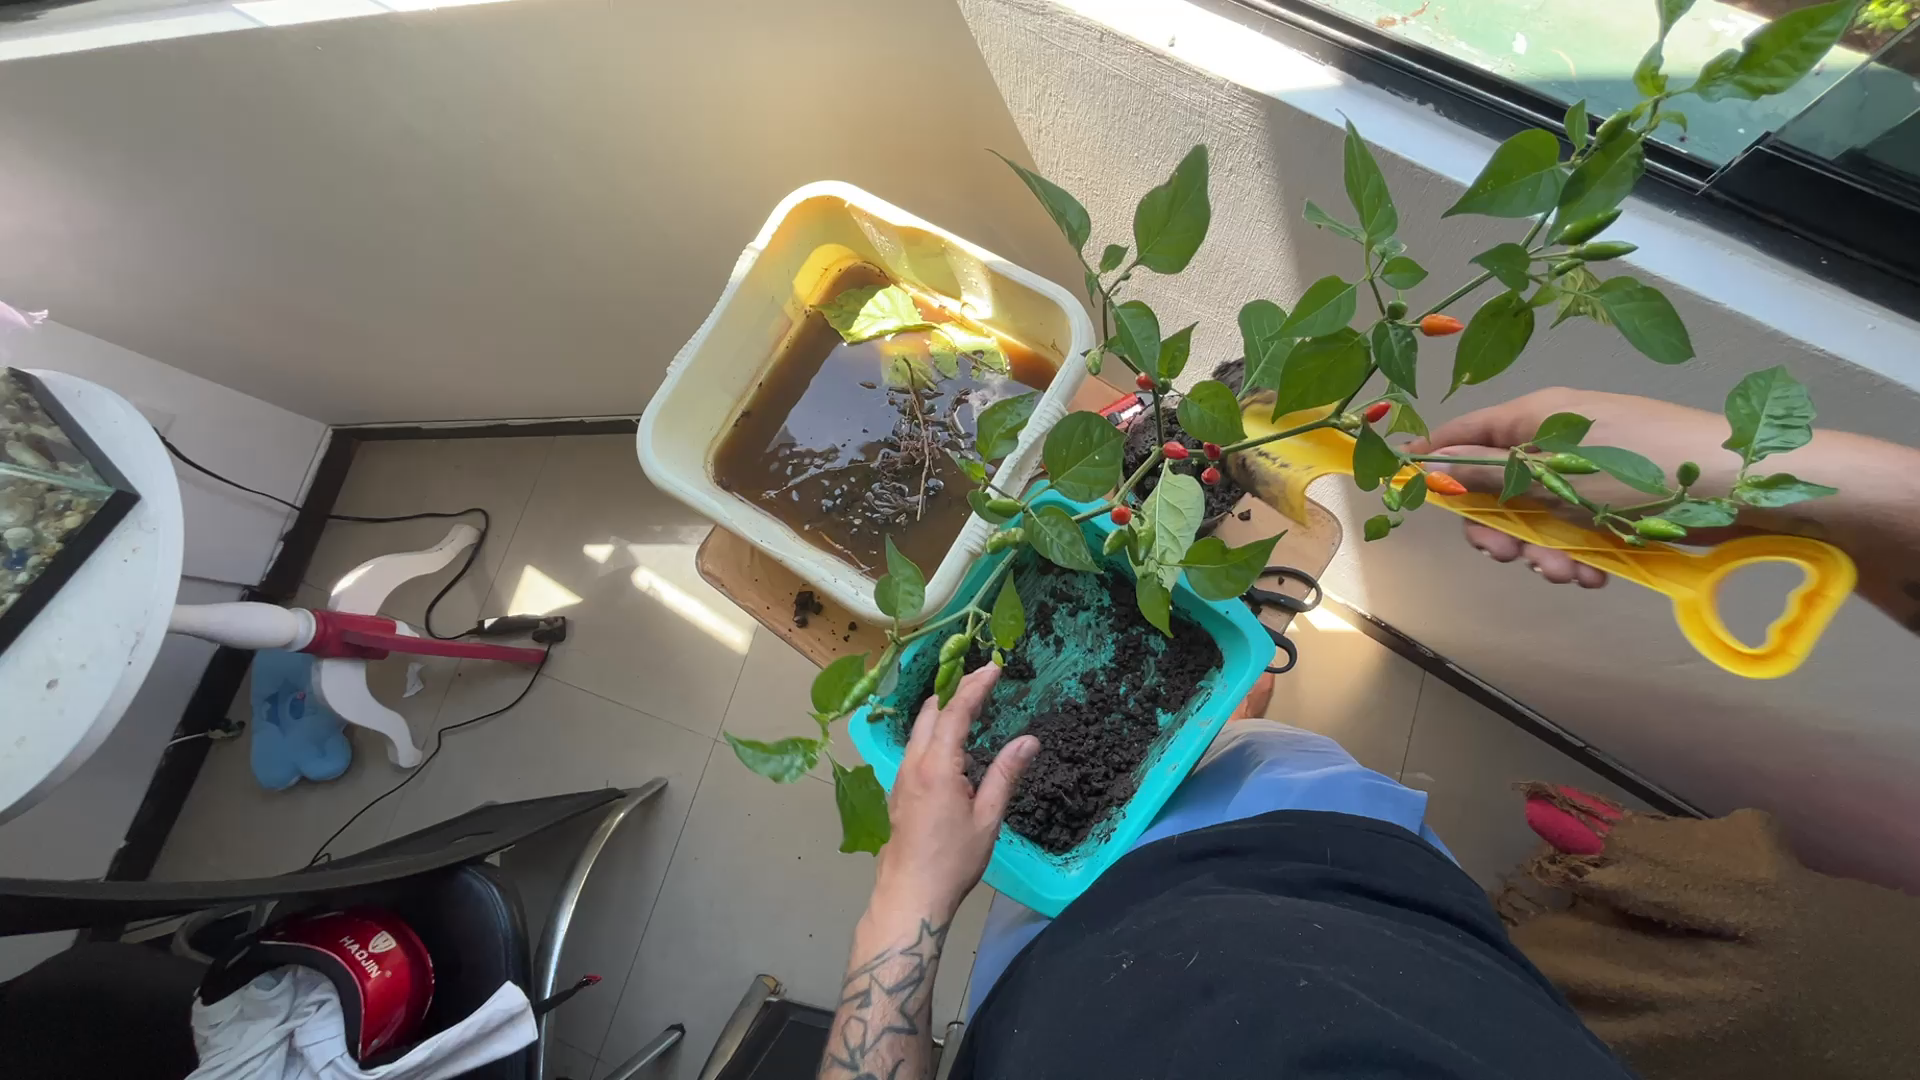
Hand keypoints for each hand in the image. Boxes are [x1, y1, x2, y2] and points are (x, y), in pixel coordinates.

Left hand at [870, 664, 1038, 922]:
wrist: (910, 895)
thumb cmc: (953, 859)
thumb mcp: (988, 818)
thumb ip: (1006, 774)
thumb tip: (1029, 740)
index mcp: (937, 766)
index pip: (956, 711)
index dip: (975, 686)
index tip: (993, 668)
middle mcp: (913, 762)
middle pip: (932, 711)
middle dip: (956, 688)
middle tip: (982, 677)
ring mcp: (901, 775)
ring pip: (919, 727)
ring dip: (942, 706)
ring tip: (967, 697)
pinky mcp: (898, 788)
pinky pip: (915, 744)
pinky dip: (933, 727)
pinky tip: (948, 736)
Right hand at [1408, 387, 1749, 587]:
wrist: (1761, 488)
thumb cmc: (1645, 469)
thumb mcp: (1554, 471)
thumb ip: (1485, 471)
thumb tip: (1428, 462)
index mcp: (1534, 418)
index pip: (1460, 434)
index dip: (1432, 462)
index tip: (1408, 493)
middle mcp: (1553, 440)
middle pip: (1492, 485)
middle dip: (1495, 527)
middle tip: (1502, 556)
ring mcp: (1583, 471)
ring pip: (1531, 515)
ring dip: (1538, 550)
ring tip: (1564, 574)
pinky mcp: (1611, 500)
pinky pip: (1571, 528)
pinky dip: (1574, 554)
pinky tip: (1591, 574)